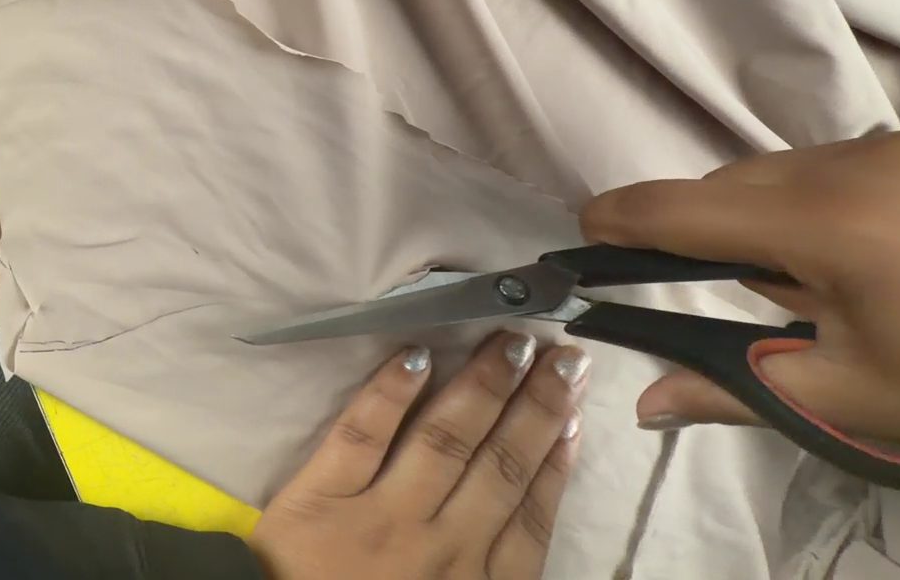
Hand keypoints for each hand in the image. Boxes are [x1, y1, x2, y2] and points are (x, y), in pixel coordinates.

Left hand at [248, 333, 587, 579]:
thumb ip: (488, 573)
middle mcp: (441, 547)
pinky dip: (391, 392)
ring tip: (511, 343)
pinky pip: (363, 434)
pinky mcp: (323, 493)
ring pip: (444, 441)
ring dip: (483, 388)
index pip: (530, 513)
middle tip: (562, 356)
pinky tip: (416, 354)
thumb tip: (523, 512)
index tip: (576, 413)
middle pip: (498, 465)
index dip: (556, 460)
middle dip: (536, 408)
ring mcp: (382, 516)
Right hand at [581, 128, 899, 455]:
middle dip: (715, 231)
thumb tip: (640, 407)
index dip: (613, 223)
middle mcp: (856, 164)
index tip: (586, 242)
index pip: (671, 210)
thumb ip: (736, 388)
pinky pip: (847, 161)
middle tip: (769, 295)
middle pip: (727, 185)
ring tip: (849, 276)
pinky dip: (836, 199)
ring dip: (775, 213)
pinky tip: (897, 248)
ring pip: (783, 170)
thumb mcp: (864, 399)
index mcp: (823, 226)